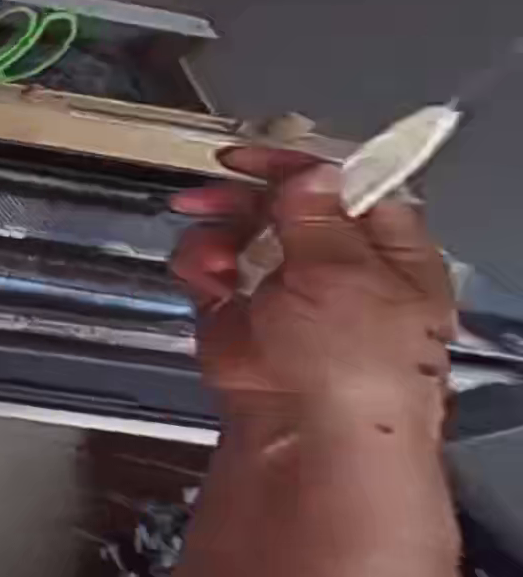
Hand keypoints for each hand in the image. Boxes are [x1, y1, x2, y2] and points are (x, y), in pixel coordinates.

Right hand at [169, 147, 455, 423]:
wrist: (299, 418)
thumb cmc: (350, 356)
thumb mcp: (344, 276)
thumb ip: (318, 220)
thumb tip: (315, 172)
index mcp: (381, 254)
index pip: (345, 192)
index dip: (299, 169)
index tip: (246, 158)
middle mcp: (329, 263)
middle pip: (277, 209)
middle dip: (238, 202)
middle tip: (201, 199)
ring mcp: (276, 283)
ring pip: (232, 234)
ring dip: (213, 238)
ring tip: (210, 260)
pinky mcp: (230, 302)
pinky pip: (203, 266)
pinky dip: (195, 266)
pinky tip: (201, 279)